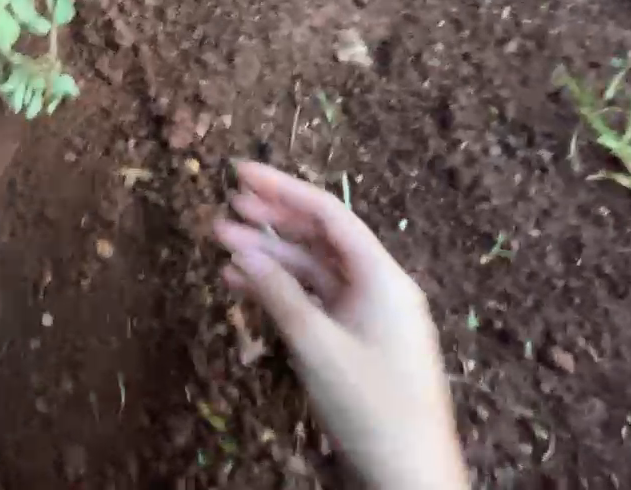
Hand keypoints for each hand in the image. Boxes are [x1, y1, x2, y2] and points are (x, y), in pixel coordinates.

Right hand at [214, 162, 466, 489]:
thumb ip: (277, 291)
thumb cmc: (371, 405)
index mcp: (382, 278)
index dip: (282, 187)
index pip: (328, 214)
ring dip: (266, 254)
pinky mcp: (352, 338)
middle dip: (271, 219)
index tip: (239, 171)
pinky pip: (310, 297)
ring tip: (221, 242)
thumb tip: (240, 251)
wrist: (409, 482)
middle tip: (227, 204)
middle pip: (318, 236)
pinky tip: (239, 283)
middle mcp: (376, 287)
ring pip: (309, 267)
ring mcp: (365, 314)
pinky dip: (276, 287)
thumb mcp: (317, 344)